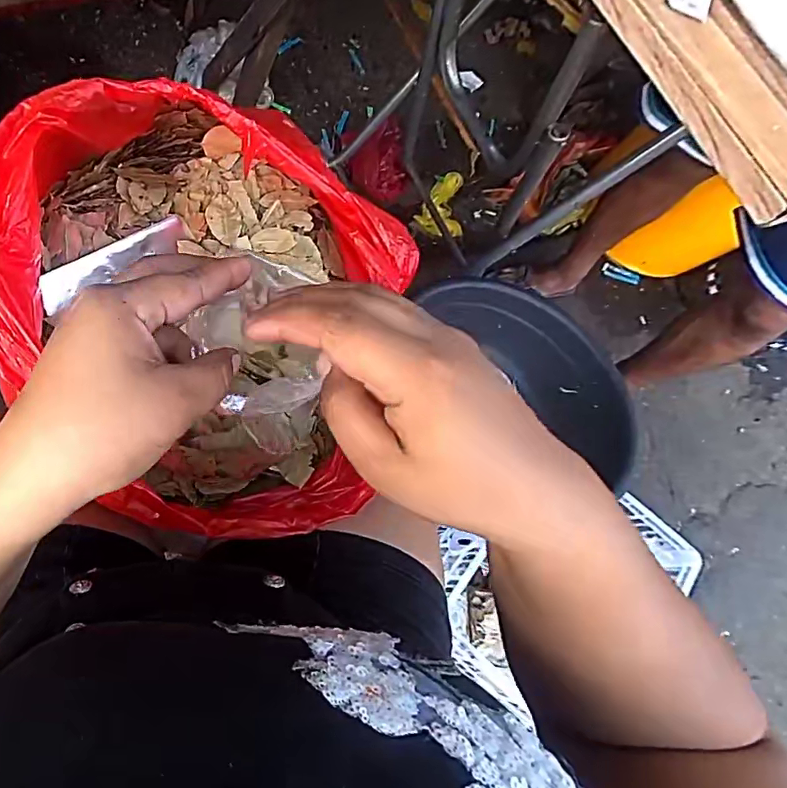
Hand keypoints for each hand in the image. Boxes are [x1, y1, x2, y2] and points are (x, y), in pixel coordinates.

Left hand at [0, 255, 249, 514]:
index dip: (220, 277)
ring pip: (145, 323)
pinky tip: (168, 388)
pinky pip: (129, 344)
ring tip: (197, 377)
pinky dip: (155, 357)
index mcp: (118, 306)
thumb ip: (214, 372)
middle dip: (194, 287)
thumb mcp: (177, 402)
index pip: (182, 283)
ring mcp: (82, 334)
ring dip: (176, 339)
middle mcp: (96, 308)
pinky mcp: (78, 360)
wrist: (33, 473)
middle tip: (230, 283)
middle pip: (156, 285)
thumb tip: (230, 357)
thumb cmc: (107, 430)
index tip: (248, 266)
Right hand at [246, 283, 598, 543]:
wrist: (535, 489)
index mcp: (416, 371)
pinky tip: (342, 328)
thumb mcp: (385, 468)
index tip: (251, 327)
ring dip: (330, 299)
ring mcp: (451, 336)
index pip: (340, 325)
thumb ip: (345, 411)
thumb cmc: (460, 490)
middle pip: (358, 298)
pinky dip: (358, 309)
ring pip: (380, 297)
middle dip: (303, 300)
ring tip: (291, 314)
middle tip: (262, 315)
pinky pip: (398, 311)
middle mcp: (435, 338)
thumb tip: (334, 371)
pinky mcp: (457, 344)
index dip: (290, 320)